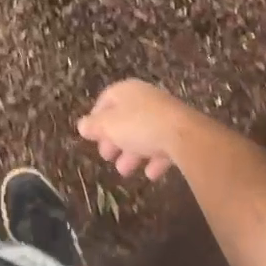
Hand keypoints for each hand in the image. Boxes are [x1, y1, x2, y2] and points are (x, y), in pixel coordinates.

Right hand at [77, 79, 206, 180]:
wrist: (184, 135)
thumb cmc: (139, 125)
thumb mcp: (109, 126)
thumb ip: (94, 126)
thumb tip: (81, 125)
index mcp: (126, 91)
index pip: (105, 100)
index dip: (96, 119)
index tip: (91, 137)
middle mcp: (144, 98)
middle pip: (124, 118)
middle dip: (113, 139)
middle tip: (106, 157)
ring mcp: (164, 114)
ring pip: (142, 133)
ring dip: (132, 153)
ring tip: (124, 171)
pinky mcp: (179, 132)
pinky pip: (162, 144)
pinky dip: (154, 158)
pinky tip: (150, 174)